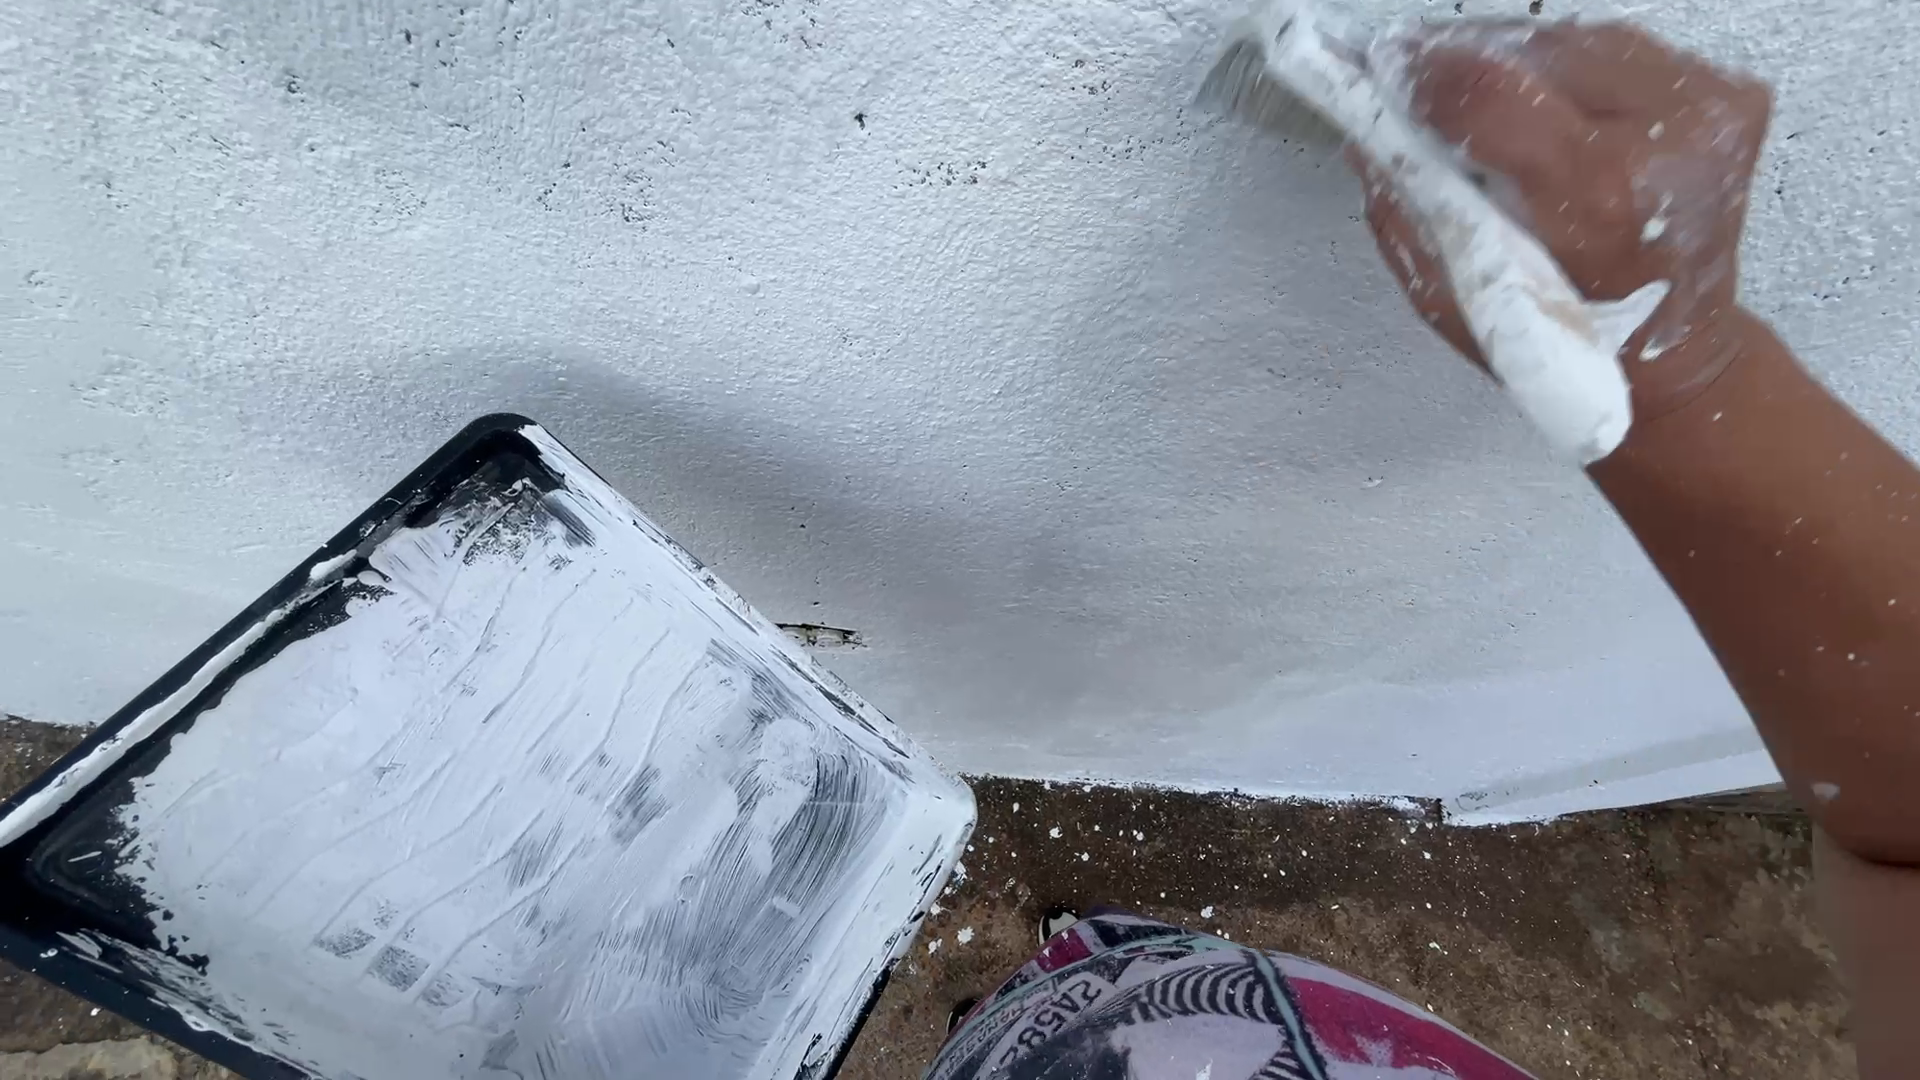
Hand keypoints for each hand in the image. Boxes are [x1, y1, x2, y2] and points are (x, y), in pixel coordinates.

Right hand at [1352, 20, 1771, 419]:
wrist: (1674, 347)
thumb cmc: (1559, 339)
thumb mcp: (1453, 300)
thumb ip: (1406, 220)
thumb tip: (1367, 148)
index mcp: (1594, 196)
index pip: (1495, 94)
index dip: (1429, 74)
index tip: (1382, 68)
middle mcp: (1666, 134)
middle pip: (1538, 51)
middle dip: (1459, 54)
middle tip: (1401, 60)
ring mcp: (1712, 104)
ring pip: (1581, 37)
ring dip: (1504, 51)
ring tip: (1448, 69)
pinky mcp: (1729, 91)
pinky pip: (1622, 49)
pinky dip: (1556, 60)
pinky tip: (1513, 82)